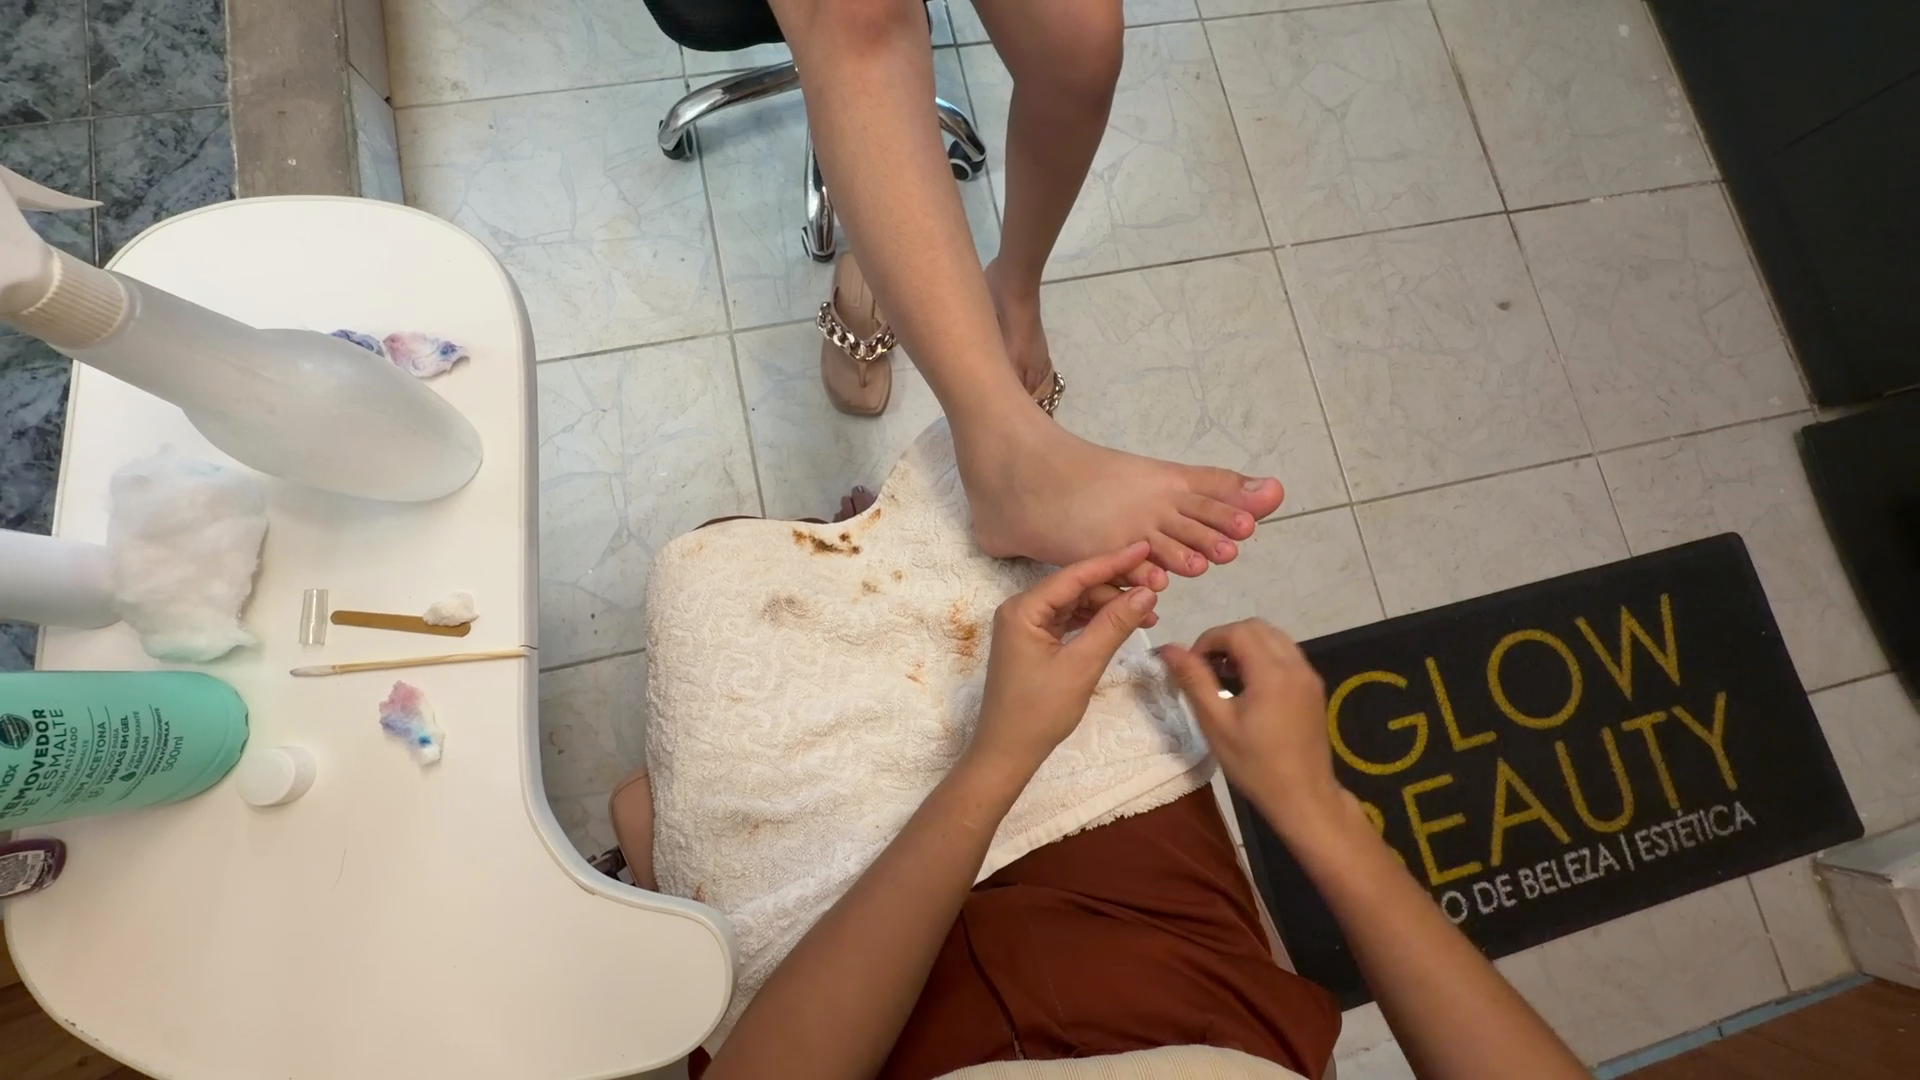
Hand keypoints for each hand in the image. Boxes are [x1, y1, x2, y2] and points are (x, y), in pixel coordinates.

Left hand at [968, 543, 1160, 772]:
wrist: (1007, 752)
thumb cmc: (1038, 711)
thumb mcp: (1081, 665)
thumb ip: (1113, 626)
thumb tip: (1146, 593)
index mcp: (1022, 609)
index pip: (1074, 576)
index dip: (1112, 562)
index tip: (1145, 548)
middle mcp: (1020, 610)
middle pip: (1075, 587)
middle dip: (1114, 588)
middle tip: (1156, 591)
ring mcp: (1026, 626)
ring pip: (1074, 604)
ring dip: (1108, 607)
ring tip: (1148, 613)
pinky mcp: (1034, 642)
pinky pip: (1069, 621)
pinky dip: (1095, 622)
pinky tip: (1123, 624)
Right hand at [1161, 620, 1350, 837]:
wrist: (1304, 798)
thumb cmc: (1255, 764)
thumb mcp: (1216, 722)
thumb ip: (1193, 679)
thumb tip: (1168, 648)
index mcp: (1272, 673)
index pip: (1236, 632)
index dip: (1208, 641)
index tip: (1193, 666)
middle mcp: (1295, 666)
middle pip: (1256, 627)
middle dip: (1226, 638)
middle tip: (1207, 668)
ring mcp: (1308, 676)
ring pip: (1273, 637)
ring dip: (1245, 645)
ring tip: (1225, 675)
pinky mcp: (1313, 687)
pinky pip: (1286, 654)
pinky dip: (1263, 656)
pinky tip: (1248, 686)